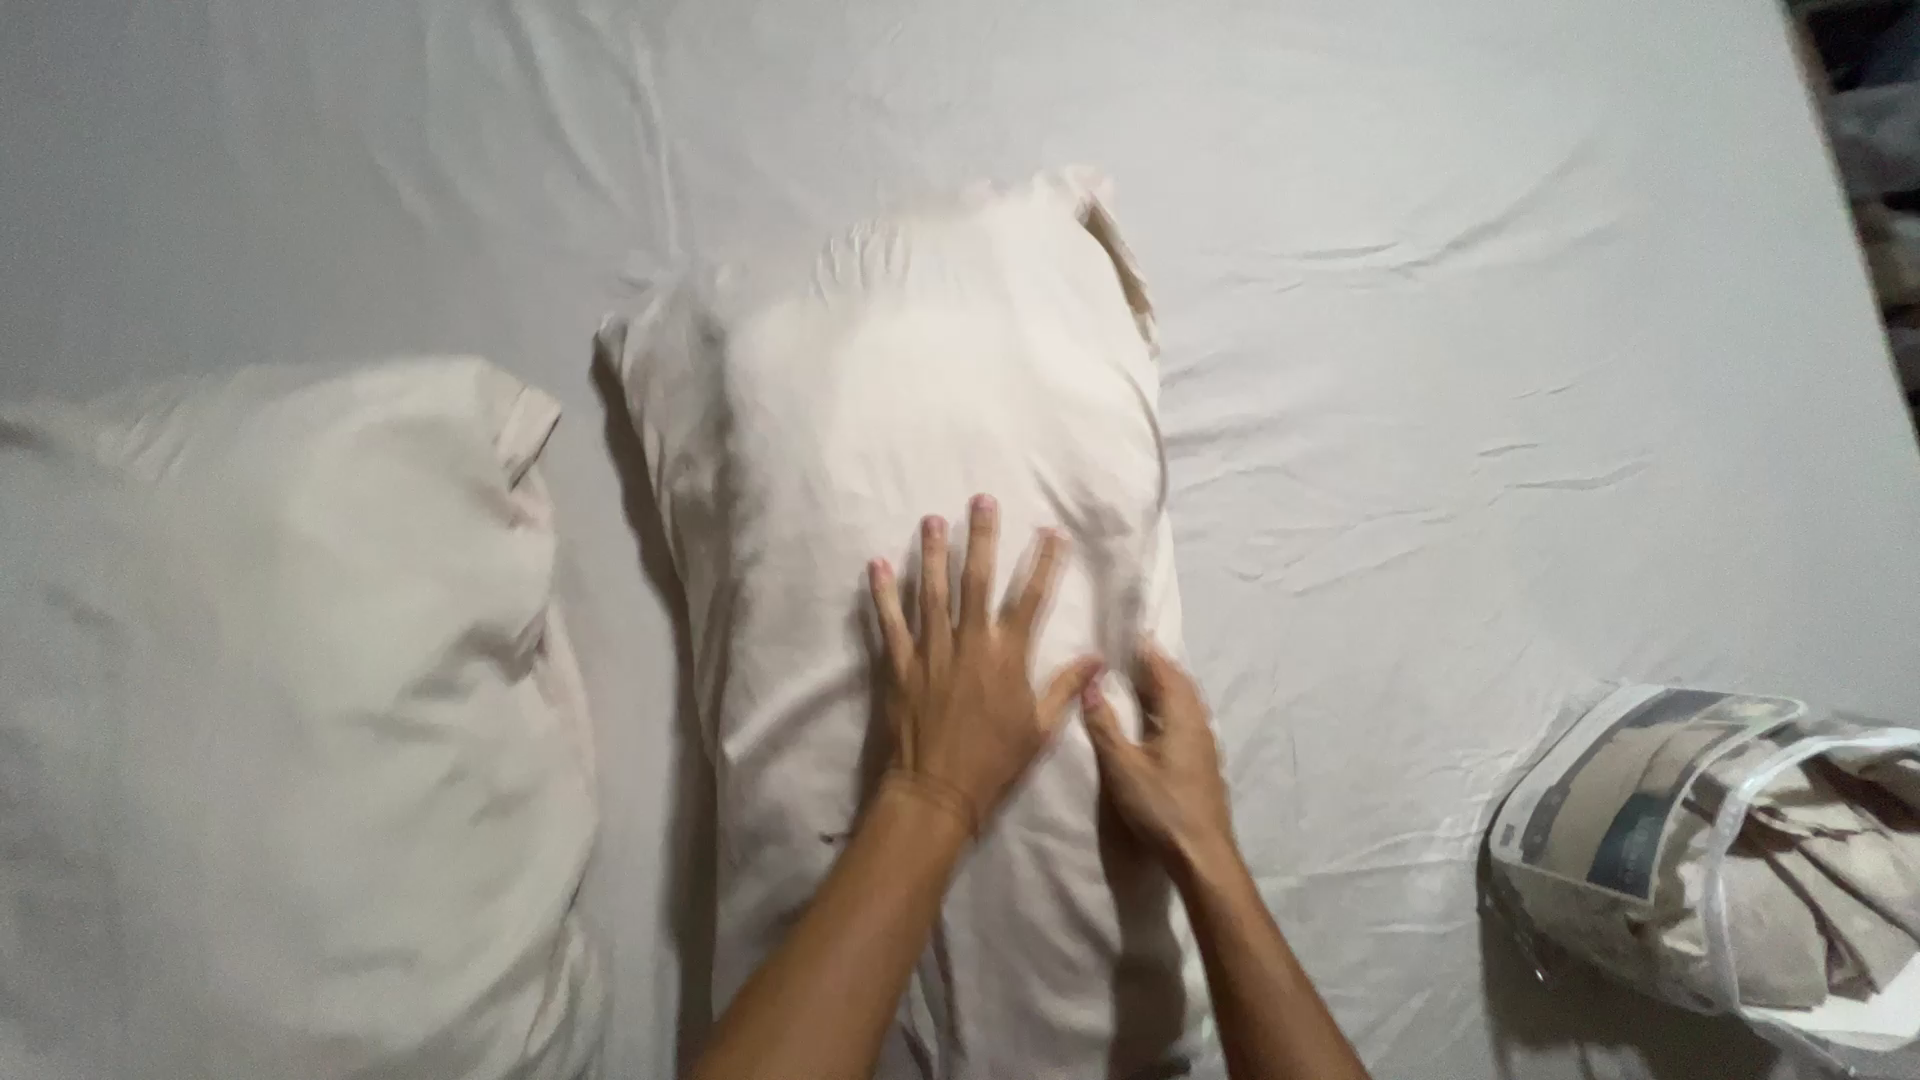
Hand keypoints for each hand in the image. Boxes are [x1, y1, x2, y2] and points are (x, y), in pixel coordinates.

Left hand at [868, 494, 1104, 832]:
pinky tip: (877, 564)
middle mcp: (969, 642)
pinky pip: (889, 622)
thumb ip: (1065, 687)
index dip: (1043, 563)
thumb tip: (1097, 658)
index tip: (1051, 532)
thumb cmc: (995, 763)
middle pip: (976, 579)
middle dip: (981, 537)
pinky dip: (882, 593)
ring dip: (933, 553)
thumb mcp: (1040, 729)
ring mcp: (931, 650)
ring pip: (932, 591)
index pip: (1030, 598)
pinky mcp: (899, 664)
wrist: (936, 791)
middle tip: (981, 500)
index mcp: (1007, 656)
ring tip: (932, 520)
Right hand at [1082, 642, 1238, 876]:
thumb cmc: (1161, 806)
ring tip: (1136, 677)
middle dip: (1155, 663)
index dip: (1146, 649)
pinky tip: (1152, 717)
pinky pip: (1186, 717)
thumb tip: (1090, 683)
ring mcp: (1205, 743)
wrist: (1202, 855)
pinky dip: (1168, 705)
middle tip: (1127, 651)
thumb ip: (1104, 723)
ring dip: (1163, 684)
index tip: (1125, 632)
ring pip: (1184, 701)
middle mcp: (1199, 722)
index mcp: (1181, 716)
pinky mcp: (1203, 760)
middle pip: (1178, 681)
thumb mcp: (1122, 765)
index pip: (1164, 669)